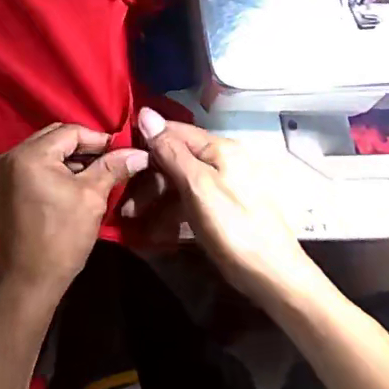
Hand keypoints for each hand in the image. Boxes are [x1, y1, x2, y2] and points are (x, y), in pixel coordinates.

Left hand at [0, 123, 147, 310]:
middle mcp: (10, 156)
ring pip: (45, 150)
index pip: (71, 131)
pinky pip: (34, 165)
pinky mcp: (3, 187)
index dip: (100, 139)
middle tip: (110, 161)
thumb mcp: (93, 197)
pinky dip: (55, 168)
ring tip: (96, 173)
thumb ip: (113, 167)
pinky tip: (75, 182)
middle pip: (56, 137)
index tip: (122, 152)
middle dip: (85, 146)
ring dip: (70, 157)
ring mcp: (3, 172)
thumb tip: (140, 152)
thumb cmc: (63, 238)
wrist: (29, 282)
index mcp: (30, 155)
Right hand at [131, 108, 331, 309]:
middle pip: (176, 157)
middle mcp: (223, 160)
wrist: (271, 275)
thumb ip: (172, 152)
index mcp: (220, 148)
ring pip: (180, 182)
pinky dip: (171, 213)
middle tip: (124, 205)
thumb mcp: (198, 187)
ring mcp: (224, 185)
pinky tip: (154, 231)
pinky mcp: (223, 208)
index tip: (117, 159)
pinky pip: (190, 201)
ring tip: (132, 221)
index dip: (145, 141)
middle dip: (148, 177)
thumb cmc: (233, 228)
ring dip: (155, 198)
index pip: (174, 130)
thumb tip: (146, 113)